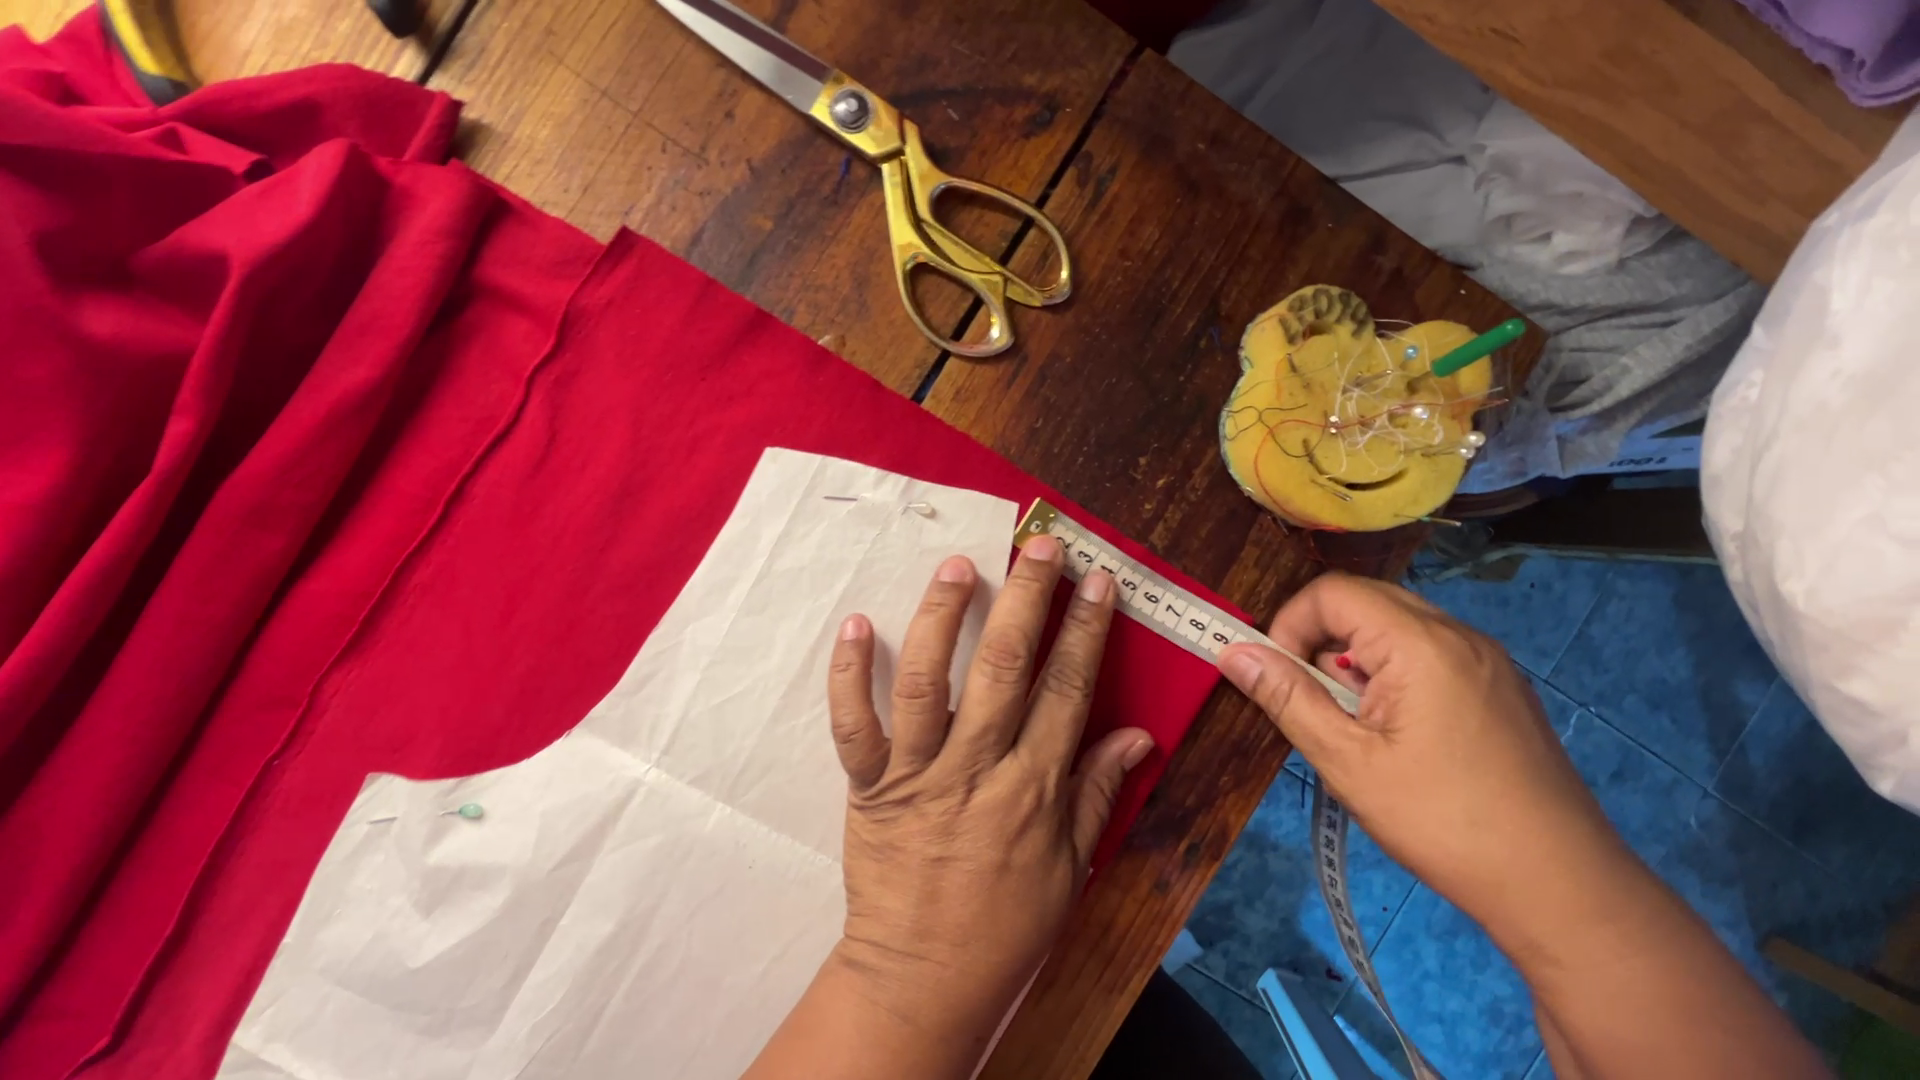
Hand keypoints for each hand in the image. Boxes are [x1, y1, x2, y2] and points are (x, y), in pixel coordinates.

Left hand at [824, 534, 1153, 1033]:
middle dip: (1027, 599)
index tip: (1097, 580)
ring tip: (959, 566)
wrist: (923, 977)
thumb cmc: (1005, 925)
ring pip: (930, 682)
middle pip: (1006, 668)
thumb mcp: (1070, 867)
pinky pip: (854, 725)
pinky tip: (858, 624)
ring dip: (944, 619)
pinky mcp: (869, 787)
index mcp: (1034, 788)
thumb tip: (1140, 735)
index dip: (1085, 630)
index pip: (1067, 690)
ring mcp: (918, 775)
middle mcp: (977, 769)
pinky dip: (850, 675)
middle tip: (1039, 546)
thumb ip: (1097, 791)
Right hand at [1215, 572, 1628, 932]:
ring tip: (1356, 725)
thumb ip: (1287, 697)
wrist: (1560, 884)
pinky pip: (1429, 652)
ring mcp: (1487, 659)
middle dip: (1320, 640)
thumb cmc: (1441, 821)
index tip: (1280, 680)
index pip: (1332, 592)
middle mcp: (1458, 634)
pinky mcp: (1500, 686)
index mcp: (1420, 643)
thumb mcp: (1348, 762)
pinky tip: (1399, 733)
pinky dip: (1393, 672)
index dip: (1288, 625)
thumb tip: (1232, 652)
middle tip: (1314, 702)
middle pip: (1365, 601)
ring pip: (1397, 627)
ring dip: (1356, 658)